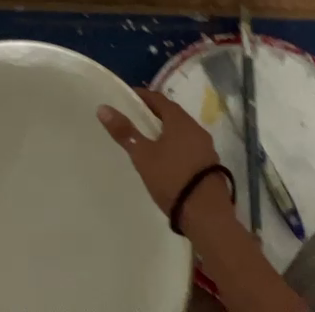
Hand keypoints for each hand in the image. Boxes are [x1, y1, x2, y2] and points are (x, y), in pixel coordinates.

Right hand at [98, 88, 223, 215]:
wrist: (208, 217)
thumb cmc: (172, 179)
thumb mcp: (143, 156)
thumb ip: (124, 132)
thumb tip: (103, 108)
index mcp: (179, 120)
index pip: (158, 99)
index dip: (141, 96)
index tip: (126, 98)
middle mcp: (196, 128)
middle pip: (172, 113)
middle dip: (154, 113)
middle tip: (135, 119)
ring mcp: (206, 147)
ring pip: (182, 131)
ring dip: (166, 131)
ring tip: (149, 140)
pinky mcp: (211, 165)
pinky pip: (190, 146)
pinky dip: (176, 146)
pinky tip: (167, 159)